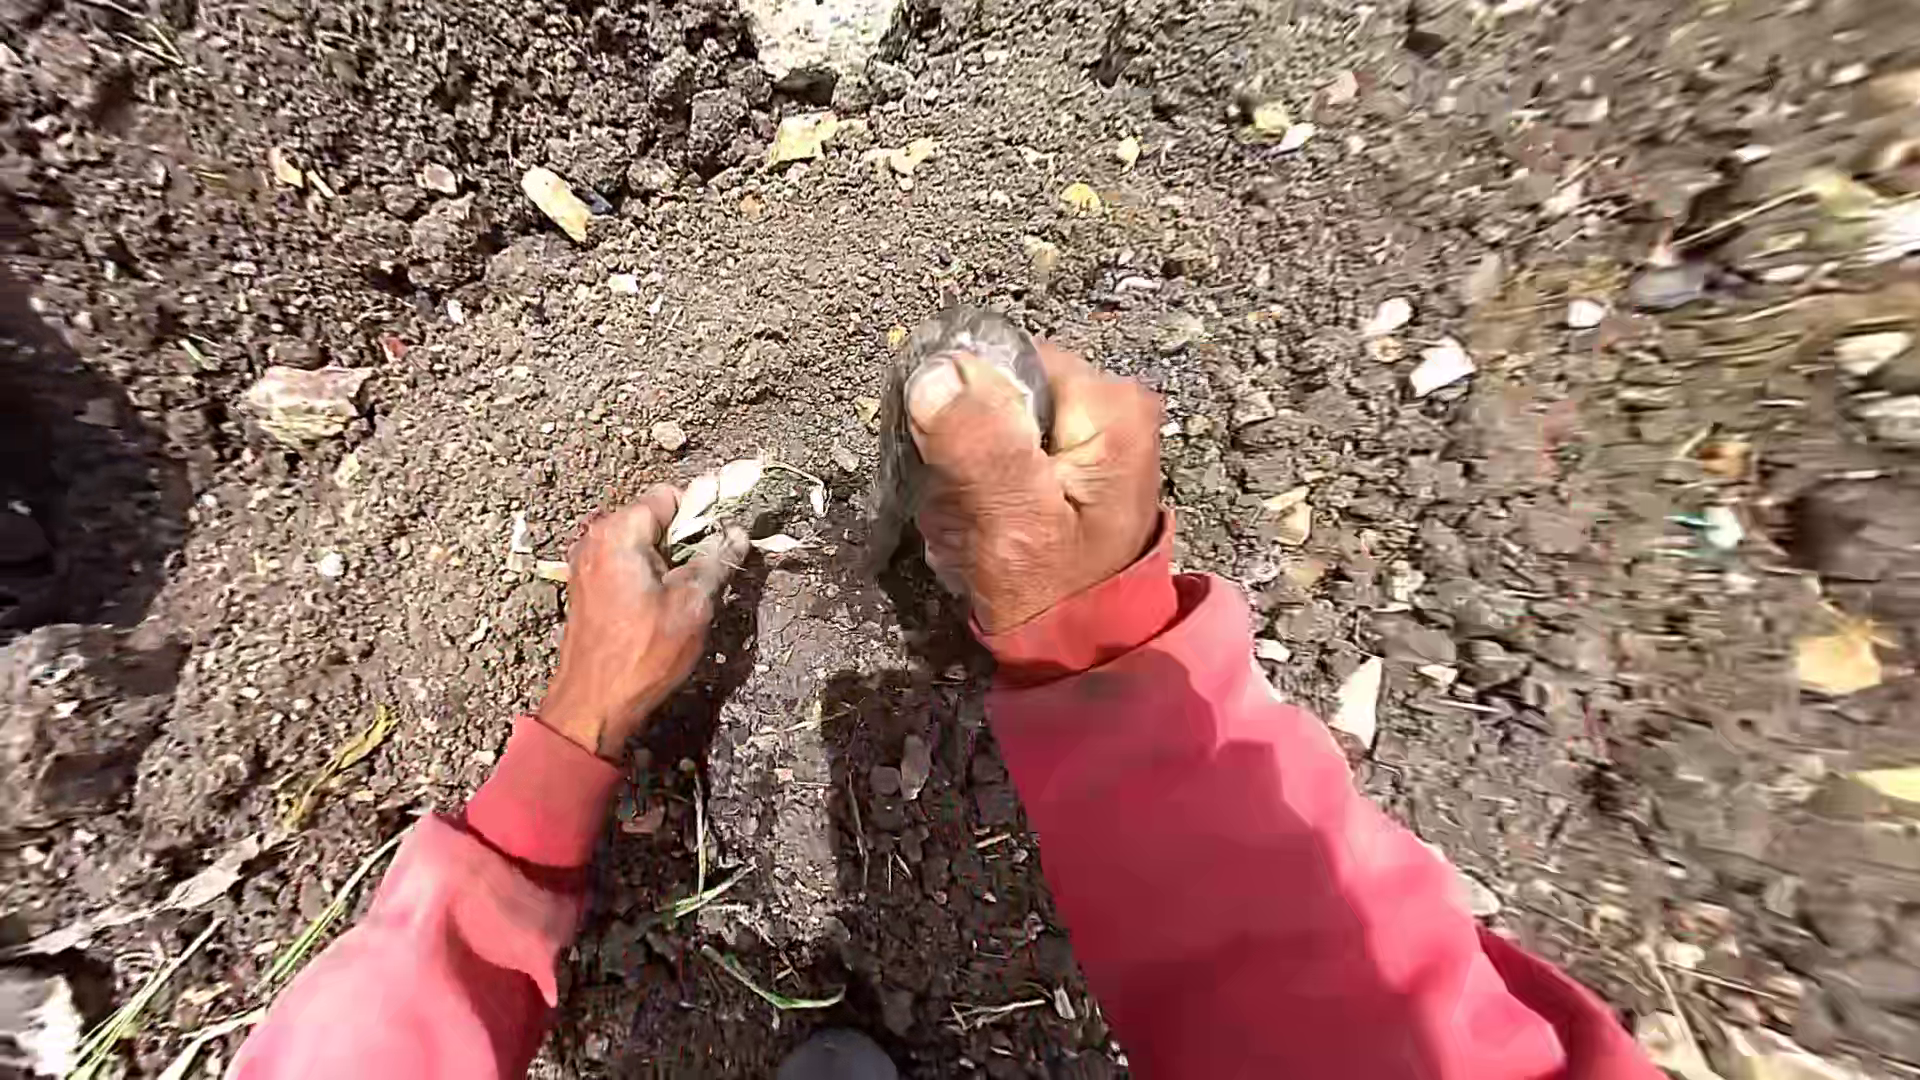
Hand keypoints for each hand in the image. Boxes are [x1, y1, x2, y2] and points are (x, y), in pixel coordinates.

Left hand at [539, 486, 746, 758]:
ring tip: (698, 587)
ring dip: (677, 556)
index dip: (703, 509)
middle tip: (717, 563)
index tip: (727, 529)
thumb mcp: (694, 601)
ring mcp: (591, 565)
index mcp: (618, 535)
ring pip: (647, 542)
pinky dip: (658, 571)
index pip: (668, 496)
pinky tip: (675, 599)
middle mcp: (597, 541)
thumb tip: (737, 534)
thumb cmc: (644, 652)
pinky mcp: (593, 587)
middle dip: (692, 535)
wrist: (595, 704)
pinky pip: (633, 562)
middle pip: (657, 517)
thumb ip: (718, 558)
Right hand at [908, 342, 1163, 632]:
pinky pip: (1001, 453)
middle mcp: (1107, 406)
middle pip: (998, 394)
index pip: (1005, 364)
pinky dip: (979, 488)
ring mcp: (1088, 435)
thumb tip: (934, 370)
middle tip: (966, 508)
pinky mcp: (1069, 461)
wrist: (1079, 646)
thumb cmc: (1050, 591)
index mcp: (1108, 407)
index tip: (951, 465)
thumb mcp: (1013, 520)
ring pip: (992, 425)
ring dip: (966, 475)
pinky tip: (983, 525)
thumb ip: (978, 444)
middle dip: (964, 451)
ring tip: (974, 524)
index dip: (963, 410)